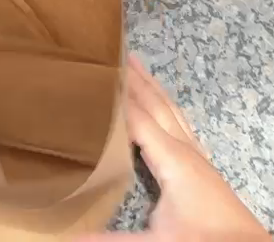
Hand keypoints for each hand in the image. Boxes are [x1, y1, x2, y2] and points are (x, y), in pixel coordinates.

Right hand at [80, 58, 270, 240]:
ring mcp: (198, 159)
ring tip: (136, 65)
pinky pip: (180, 124)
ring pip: (171, 111)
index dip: (113, 94)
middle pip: (155, 104)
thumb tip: (69, 236)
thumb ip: (114, 240)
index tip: (89, 72)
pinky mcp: (204, 170)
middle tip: (114, 51)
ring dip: (152, 87)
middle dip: (134, 78)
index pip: (135, 116)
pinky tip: (163, 109)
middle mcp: (185, 151)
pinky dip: (165, 107)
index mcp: (171, 159)